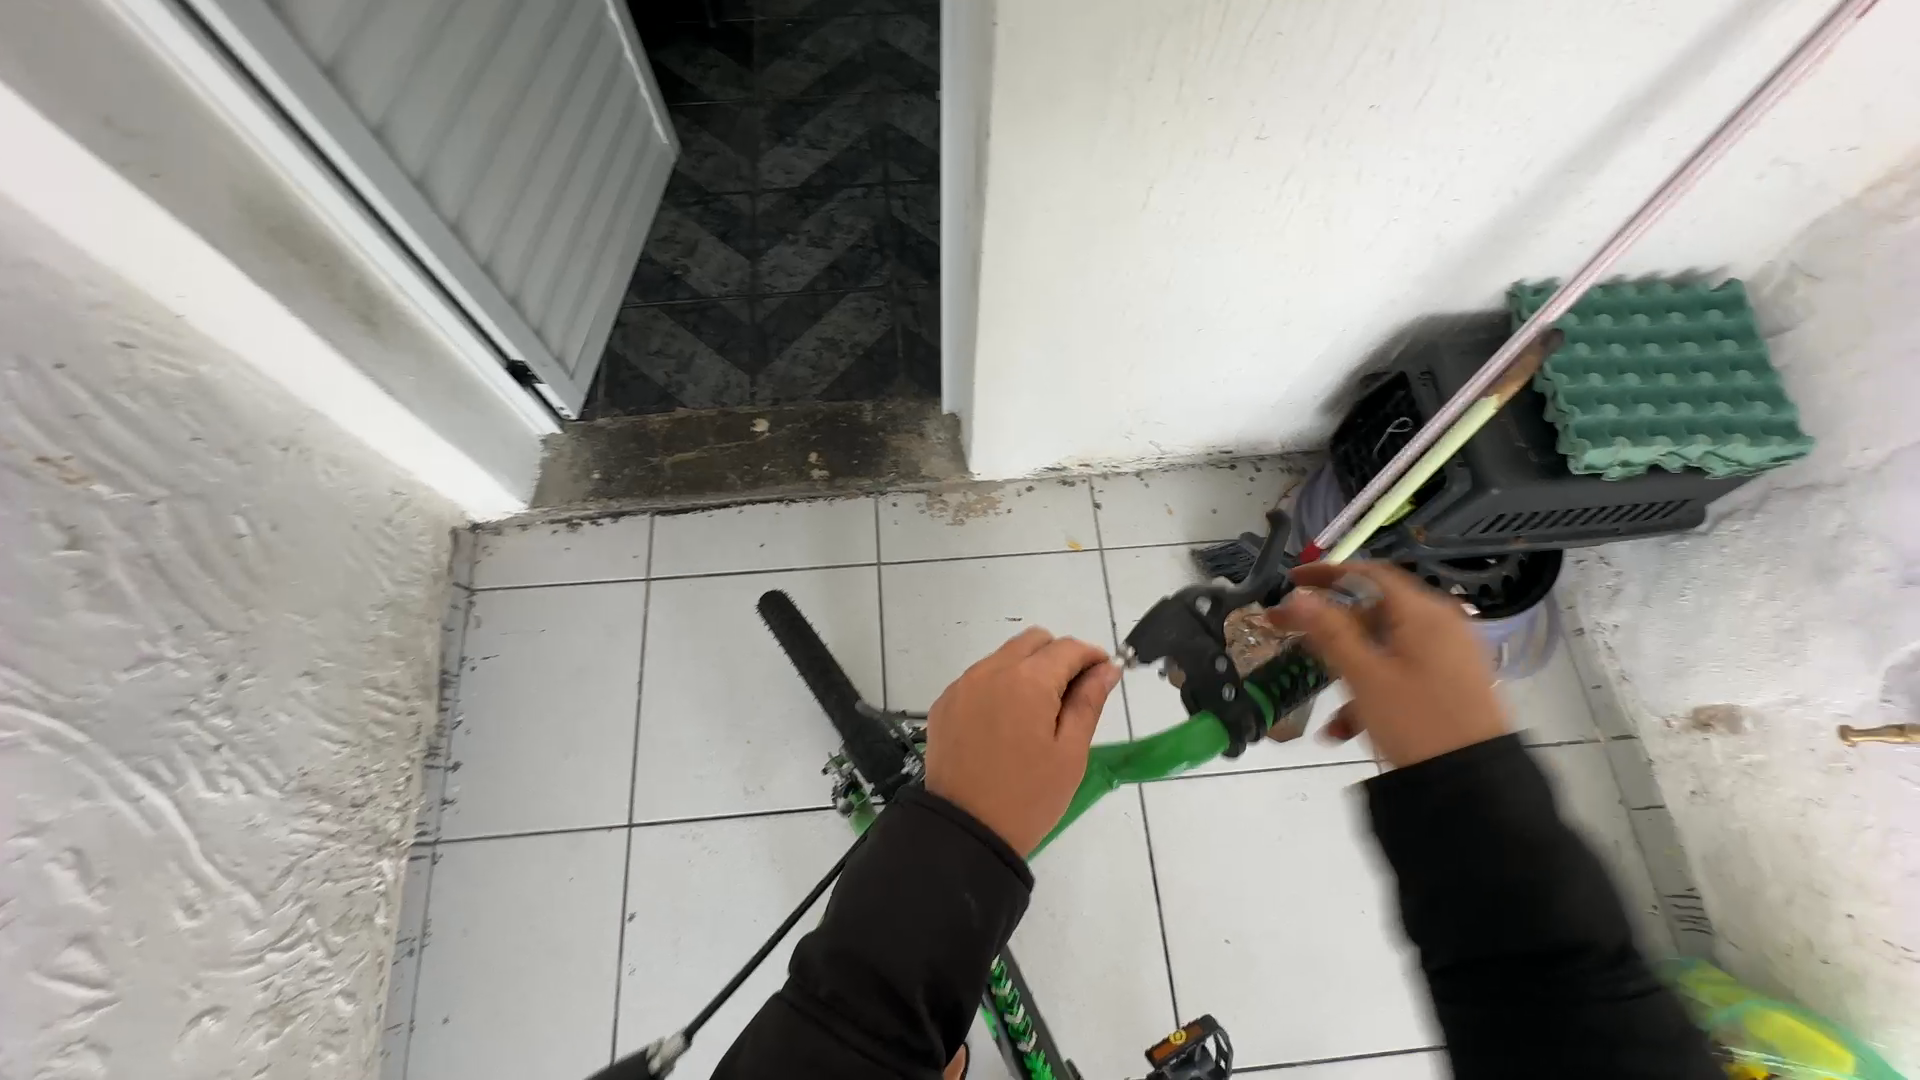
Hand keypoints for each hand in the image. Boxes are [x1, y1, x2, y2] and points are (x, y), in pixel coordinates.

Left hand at [924, 627, 1121, 855]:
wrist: (965, 831)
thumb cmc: (1028, 797)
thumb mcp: (1070, 753)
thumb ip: (1089, 702)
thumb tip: (1107, 668)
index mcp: (1027, 681)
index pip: (1068, 648)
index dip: (1091, 657)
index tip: (1102, 676)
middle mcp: (991, 671)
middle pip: (1033, 641)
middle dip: (1058, 657)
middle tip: (1071, 696)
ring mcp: (963, 685)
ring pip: (1004, 656)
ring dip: (1027, 670)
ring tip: (1037, 715)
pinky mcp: (945, 702)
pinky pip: (979, 678)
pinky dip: (999, 686)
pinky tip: (1005, 724)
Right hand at [1270, 561, 1507, 767]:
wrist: (1475, 785)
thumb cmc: (1417, 722)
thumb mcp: (1364, 676)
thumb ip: (1329, 632)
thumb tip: (1298, 596)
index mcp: (1423, 613)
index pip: (1369, 574)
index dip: (1326, 573)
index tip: (1290, 580)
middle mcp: (1439, 625)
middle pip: (1373, 609)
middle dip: (1328, 624)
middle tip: (1288, 630)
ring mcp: (1447, 655)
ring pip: (1381, 645)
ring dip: (1345, 664)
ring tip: (1319, 693)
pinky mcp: (1448, 683)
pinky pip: (1398, 671)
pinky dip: (1369, 687)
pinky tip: (1346, 726)